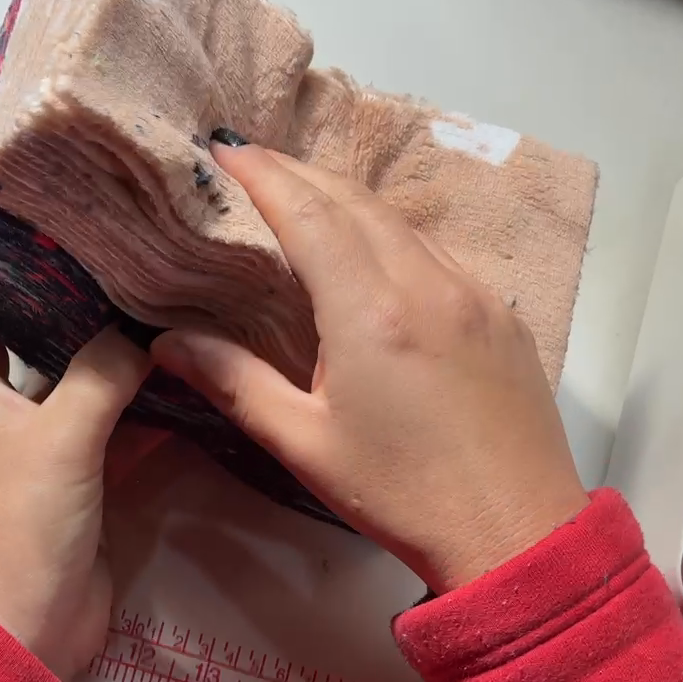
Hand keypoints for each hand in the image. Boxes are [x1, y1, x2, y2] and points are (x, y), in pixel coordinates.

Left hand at [0, 276, 149, 681]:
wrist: (29, 627)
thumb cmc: (19, 525)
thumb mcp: (57, 437)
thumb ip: (101, 375)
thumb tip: (143, 333)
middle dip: (31, 298)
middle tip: (86, 254)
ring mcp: (40, 453)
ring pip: (63, 385)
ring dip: (94, 351)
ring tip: (142, 302)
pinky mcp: (81, 485)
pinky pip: (109, 431)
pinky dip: (136, 408)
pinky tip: (176, 381)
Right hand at [151, 143, 587, 592]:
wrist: (516, 531)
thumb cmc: (401, 494)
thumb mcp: (305, 444)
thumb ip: (235, 383)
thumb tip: (167, 344)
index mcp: (372, 311)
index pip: (311, 214)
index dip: (264, 175)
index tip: (225, 150)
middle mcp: (428, 282)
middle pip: (356, 201)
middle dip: (299, 173)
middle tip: (252, 166)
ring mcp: (475, 292)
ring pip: (401, 220)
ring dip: (347, 199)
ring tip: (304, 200)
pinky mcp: (503, 314)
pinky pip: (438, 250)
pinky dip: (392, 233)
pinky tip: (375, 251)